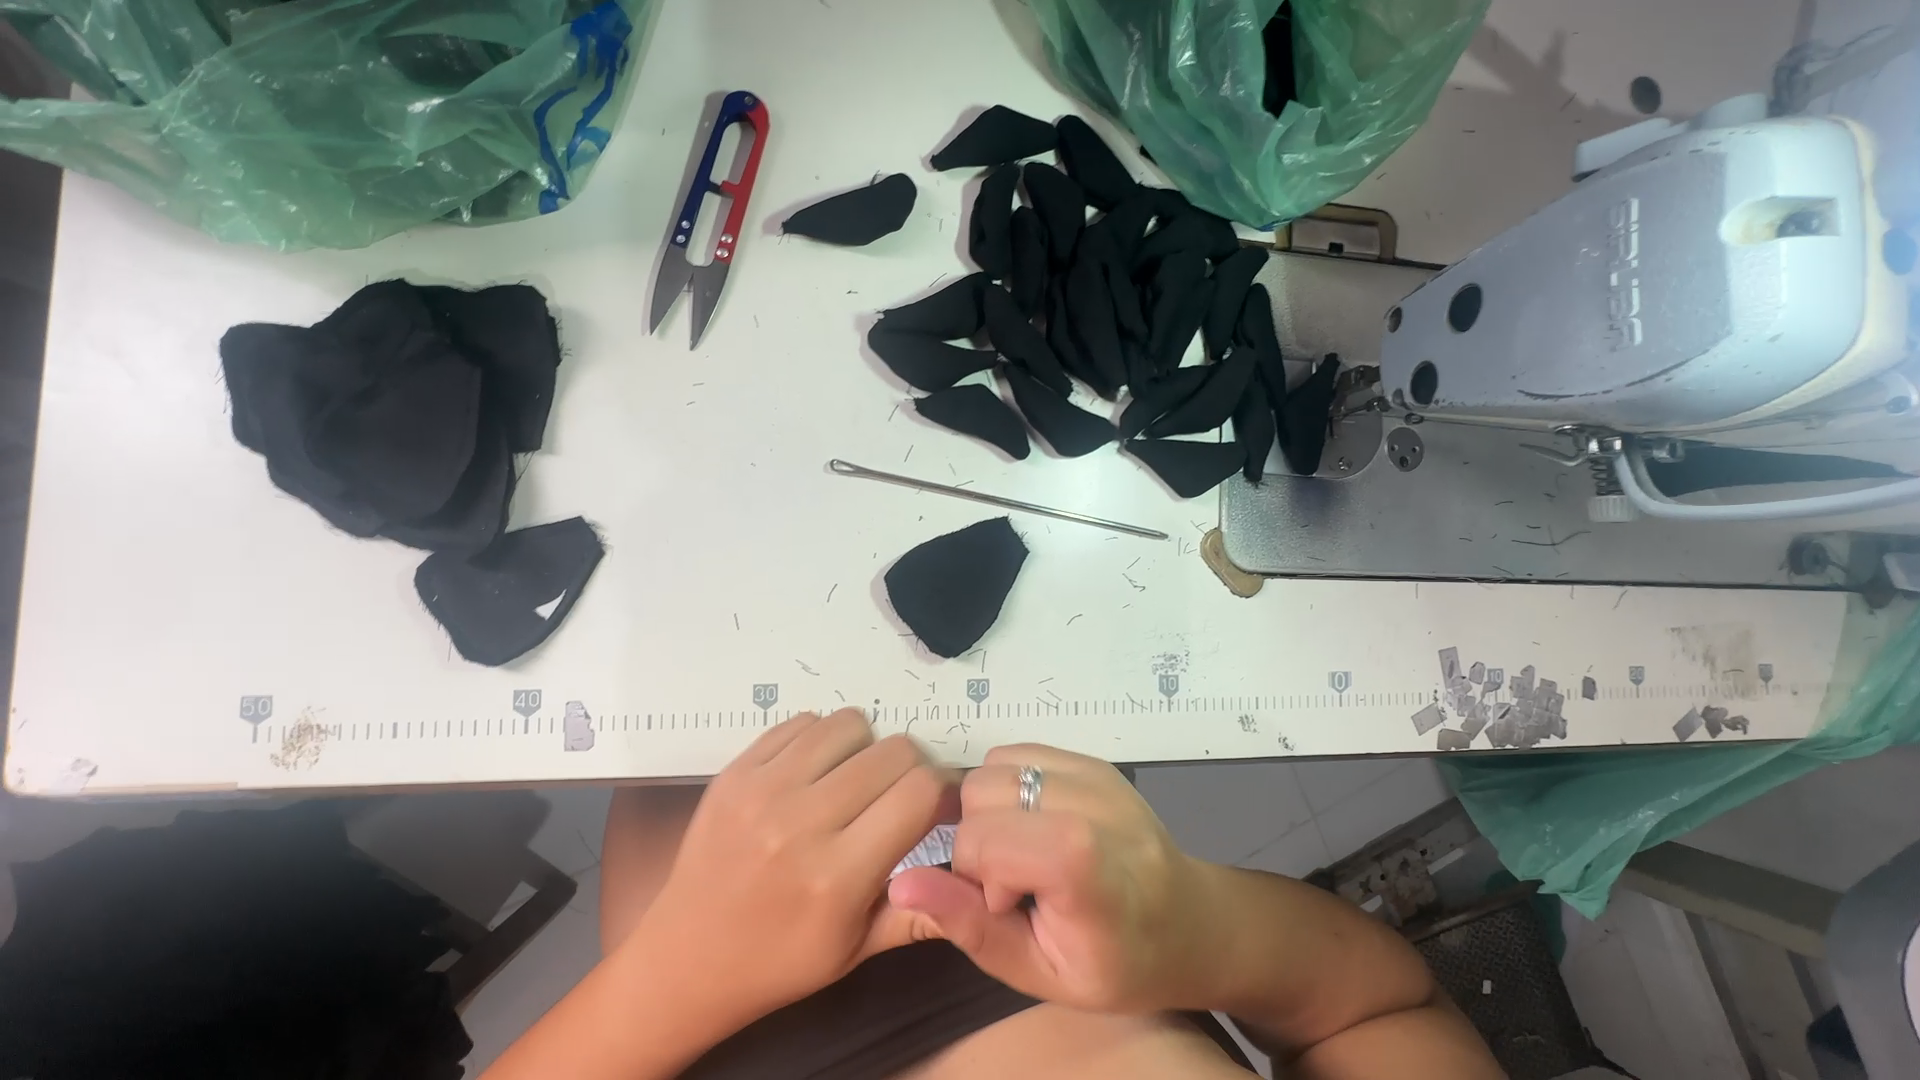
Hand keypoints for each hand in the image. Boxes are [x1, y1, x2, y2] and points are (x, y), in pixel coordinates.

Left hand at [632, 709, 951, 1018]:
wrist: (686, 958)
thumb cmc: (780, 961)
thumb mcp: (858, 950)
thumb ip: (922, 912)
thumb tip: (976, 876)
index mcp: (838, 875)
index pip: (919, 791)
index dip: (941, 791)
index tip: (936, 805)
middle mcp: (802, 823)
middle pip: (893, 752)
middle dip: (910, 768)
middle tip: (896, 794)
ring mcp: (762, 790)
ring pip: (848, 725)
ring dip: (865, 747)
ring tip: (854, 779)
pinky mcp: (734, 772)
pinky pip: (800, 723)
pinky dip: (820, 740)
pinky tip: (814, 773)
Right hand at [887, 745, 1229, 1012]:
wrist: (1189, 922)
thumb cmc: (1117, 962)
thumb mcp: (1041, 972)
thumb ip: (969, 925)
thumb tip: (901, 880)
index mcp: (1091, 872)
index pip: (993, 837)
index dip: (980, 871)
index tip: (1010, 904)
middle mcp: (1097, 806)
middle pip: (984, 792)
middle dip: (981, 838)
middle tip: (1016, 879)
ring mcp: (1098, 773)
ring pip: (993, 767)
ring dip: (993, 810)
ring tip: (1027, 850)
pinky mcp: (1093, 759)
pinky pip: (1015, 752)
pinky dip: (1009, 787)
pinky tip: (1037, 823)